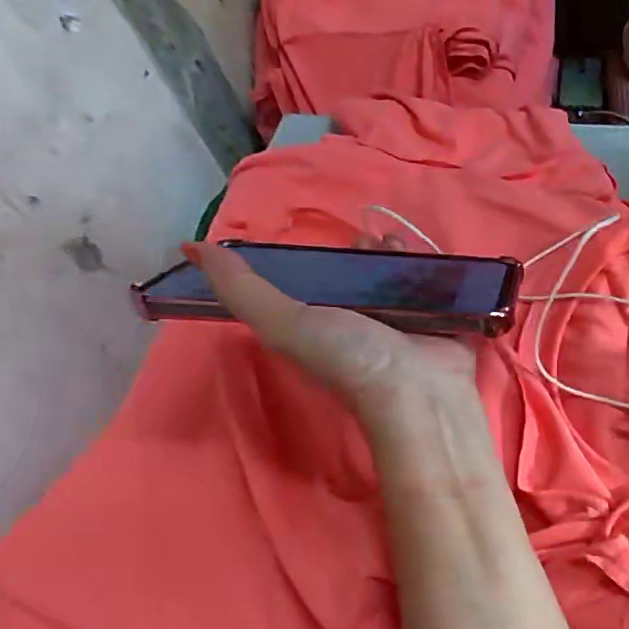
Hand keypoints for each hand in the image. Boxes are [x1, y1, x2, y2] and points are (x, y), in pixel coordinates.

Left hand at [184, 241, 477, 416]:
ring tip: (398, 244)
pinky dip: (431, 269)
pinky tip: (428, 259)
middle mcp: (363, 322)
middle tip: (372, 240)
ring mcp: (405, 323)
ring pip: (398, 276)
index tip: (332, 239)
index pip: (321, 281)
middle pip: (362, 275)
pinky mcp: (439, 321)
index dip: (324, 256)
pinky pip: (433, 286)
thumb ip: (242, 289)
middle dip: (365, 250)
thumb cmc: (352, 358)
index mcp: (325, 322)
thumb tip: (189, 247)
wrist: (417, 390)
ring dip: (397, 254)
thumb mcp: (284, 323)